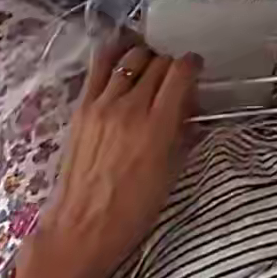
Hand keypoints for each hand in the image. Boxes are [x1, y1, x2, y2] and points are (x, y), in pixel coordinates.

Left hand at [11, 36, 200, 277]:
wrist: (81, 228)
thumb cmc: (130, 212)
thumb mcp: (168, 177)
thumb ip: (181, 135)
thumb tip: (192, 108)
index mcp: (156, 129)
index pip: (179, 75)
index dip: (191, 64)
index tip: (195, 66)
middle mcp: (130, 108)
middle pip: (157, 63)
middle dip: (171, 64)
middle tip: (174, 75)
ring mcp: (103, 103)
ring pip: (131, 59)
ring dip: (146, 58)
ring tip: (150, 65)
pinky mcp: (83, 104)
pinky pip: (99, 64)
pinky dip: (115, 52)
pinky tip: (123, 50)